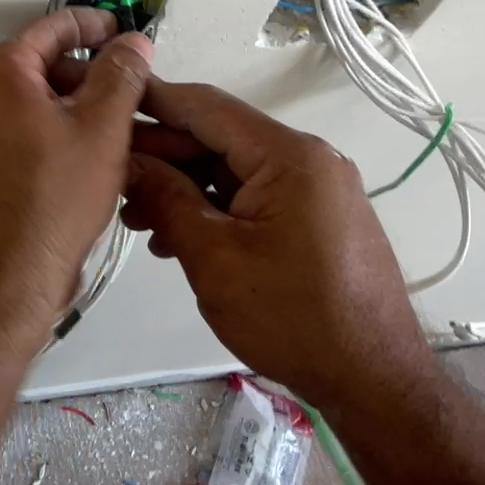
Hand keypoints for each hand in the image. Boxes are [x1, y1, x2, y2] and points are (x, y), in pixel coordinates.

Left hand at [0, 8, 152, 318]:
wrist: (8, 276)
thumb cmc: (55, 197)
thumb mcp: (102, 127)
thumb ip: (121, 74)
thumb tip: (133, 41)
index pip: (51, 28)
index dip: (93, 25)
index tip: (124, 32)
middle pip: (41, 65)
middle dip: (89, 74)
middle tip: (131, 90)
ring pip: (31, 101)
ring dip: (75, 106)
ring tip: (119, 127)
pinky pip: (17, 129)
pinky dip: (52, 130)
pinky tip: (87, 154)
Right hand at [119, 80, 432, 406]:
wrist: (377, 386)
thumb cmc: (294, 319)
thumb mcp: (215, 259)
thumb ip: (166, 199)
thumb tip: (128, 162)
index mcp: (290, 155)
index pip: (206, 107)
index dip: (153, 100)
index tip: (108, 99)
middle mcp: (307, 159)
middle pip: (217, 138)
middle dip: (161, 157)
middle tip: (111, 178)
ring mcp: (314, 188)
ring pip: (230, 169)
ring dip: (181, 187)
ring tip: (136, 218)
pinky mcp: (314, 217)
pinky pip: (250, 195)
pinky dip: (210, 208)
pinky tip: (173, 236)